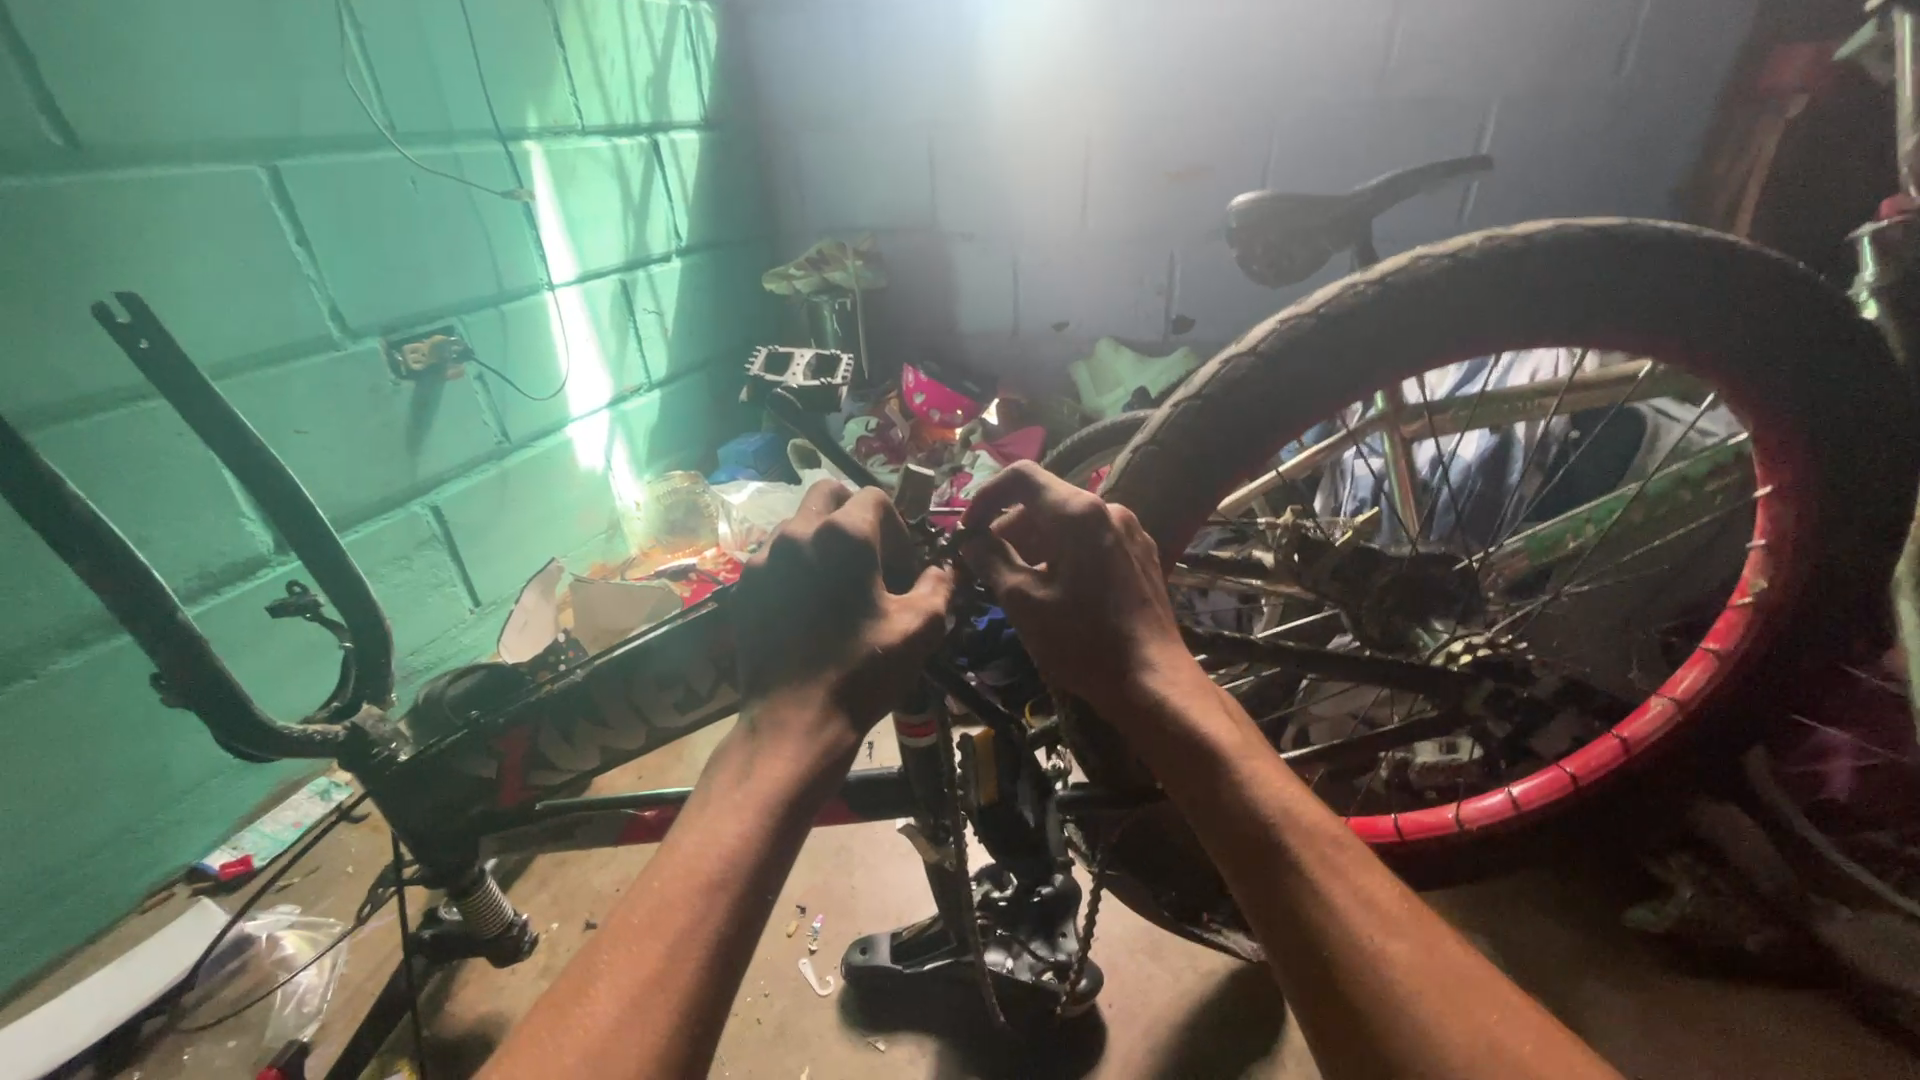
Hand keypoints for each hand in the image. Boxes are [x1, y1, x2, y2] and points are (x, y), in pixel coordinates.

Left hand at [731, 481, 953, 763]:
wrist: (796, 721)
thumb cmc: (865, 670)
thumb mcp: (921, 627)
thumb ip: (939, 585)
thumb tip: (942, 570)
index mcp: (844, 535)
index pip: (875, 498)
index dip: (896, 527)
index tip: (902, 566)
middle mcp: (797, 533)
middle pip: (828, 494)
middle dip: (853, 515)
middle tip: (870, 559)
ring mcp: (763, 560)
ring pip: (796, 525)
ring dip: (821, 540)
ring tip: (836, 586)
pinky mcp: (744, 589)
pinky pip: (773, 559)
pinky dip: (794, 568)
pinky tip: (807, 609)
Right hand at [958, 461, 1197, 712]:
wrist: (1153, 681)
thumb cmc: (1083, 642)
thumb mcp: (1023, 602)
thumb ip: (991, 561)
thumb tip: (972, 542)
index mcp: (1079, 513)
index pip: (1021, 476)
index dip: (986, 497)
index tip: (968, 530)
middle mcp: (1109, 510)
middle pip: (1045, 501)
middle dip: (1009, 529)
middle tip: (986, 567)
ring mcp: (1130, 532)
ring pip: (1069, 523)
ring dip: (1035, 544)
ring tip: (1018, 585)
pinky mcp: (1141, 556)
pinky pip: (1092, 541)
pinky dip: (1064, 554)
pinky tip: (1056, 591)